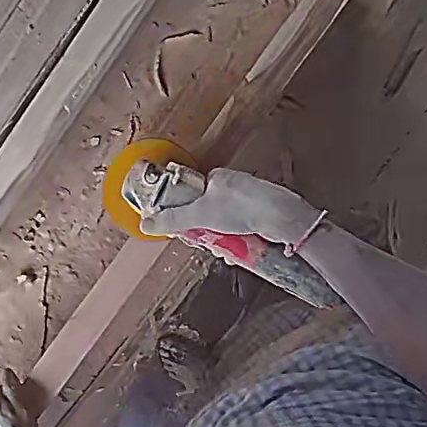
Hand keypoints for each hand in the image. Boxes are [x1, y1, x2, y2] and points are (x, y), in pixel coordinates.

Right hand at [139, 168, 322, 244]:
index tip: (189, 226)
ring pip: (228, 223)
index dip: (189, 213)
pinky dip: (241, 241)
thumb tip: (146, 223)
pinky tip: (241, 249)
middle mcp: (235, 185)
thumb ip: (172, 219)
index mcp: (218, 178)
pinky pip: (245, 229)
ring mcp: (251, 199)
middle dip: (208, 231)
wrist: (280, 218)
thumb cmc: (243, 207)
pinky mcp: (263, 213)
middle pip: (211, 212)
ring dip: (225, 239)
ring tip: (228, 249)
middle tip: (209, 241)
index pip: (195, 194)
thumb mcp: (199, 214)